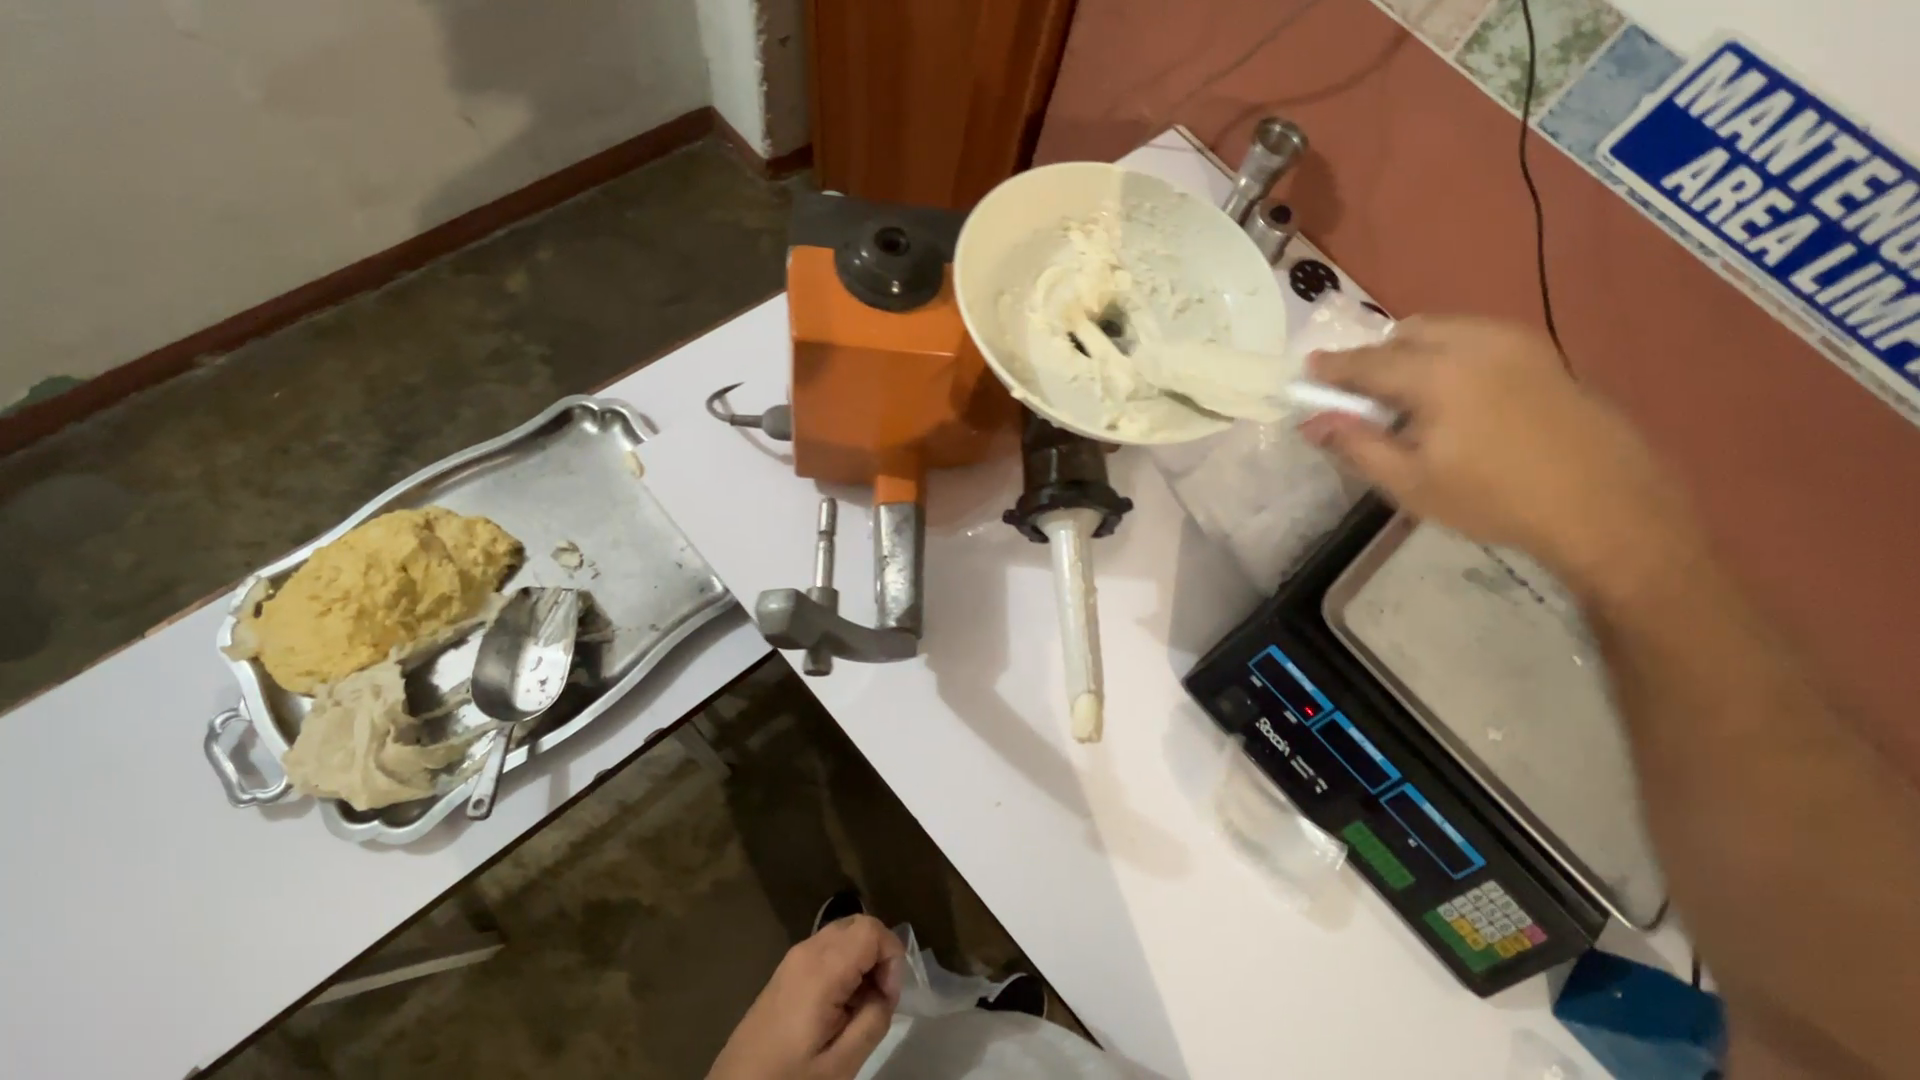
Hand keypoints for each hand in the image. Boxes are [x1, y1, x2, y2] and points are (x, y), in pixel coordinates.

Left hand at [708, 915, 905, 1079]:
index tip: (887, 998)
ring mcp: (793, 958)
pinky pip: (827, 949)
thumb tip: (884, 993)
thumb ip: (874, 1020)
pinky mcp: (787, 970)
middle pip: (859, 924)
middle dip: (880, 955)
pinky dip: (845, 965)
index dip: (891, 957)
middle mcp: (806, 951)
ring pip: (844, 934)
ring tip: (860, 1005)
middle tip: (878, 999)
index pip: (871, 929)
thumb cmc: (789, 1077)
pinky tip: (839, 1005)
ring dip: (863, 961)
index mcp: (821, 968)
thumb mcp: (841, 1062)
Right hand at [1299, 316, 1699, 596]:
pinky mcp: (1543, 353)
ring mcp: (1515, 342)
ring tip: (1408, 397)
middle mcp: (1474, 342)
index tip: (1307, 373)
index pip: (1367, 362)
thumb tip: (1313, 422)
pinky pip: (1476, 337)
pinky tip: (1456, 396)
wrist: (1605, 505)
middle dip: (1375, 357)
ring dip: (1412, 352)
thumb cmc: (1496, 500)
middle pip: (1405, 333)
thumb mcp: (1412, 483)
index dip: (1333, 368)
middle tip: (1361, 395)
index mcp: (1437, 374)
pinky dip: (1449, 353)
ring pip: (1444, 329)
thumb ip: (1357, 446)